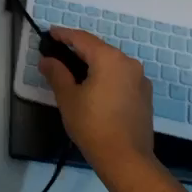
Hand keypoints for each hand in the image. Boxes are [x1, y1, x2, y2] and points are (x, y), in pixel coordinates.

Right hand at [40, 26, 154, 171]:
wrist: (126, 158)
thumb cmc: (92, 124)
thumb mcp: (68, 97)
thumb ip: (56, 73)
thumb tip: (47, 60)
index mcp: (109, 59)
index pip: (82, 39)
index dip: (64, 34)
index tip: (49, 33)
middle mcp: (129, 63)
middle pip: (99, 49)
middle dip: (78, 49)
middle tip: (58, 53)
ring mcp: (140, 79)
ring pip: (111, 63)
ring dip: (93, 63)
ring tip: (74, 71)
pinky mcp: (144, 95)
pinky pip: (121, 76)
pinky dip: (106, 76)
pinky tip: (94, 87)